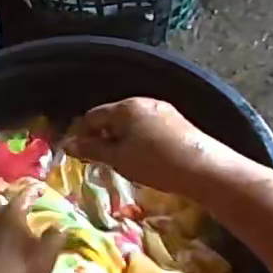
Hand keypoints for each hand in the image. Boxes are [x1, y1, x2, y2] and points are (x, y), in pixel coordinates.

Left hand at [0, 184, 67, 272]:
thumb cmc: (24, 267)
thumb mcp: (47, 251)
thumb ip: (55, 235)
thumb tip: (59, 225)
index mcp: (12, 215)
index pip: (23, 196)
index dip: (34, 191)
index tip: (42, 188)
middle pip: (8, 206)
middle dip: (20, 203)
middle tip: (31, 202)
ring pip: (0, 219)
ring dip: (11, 217)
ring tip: (23, 219)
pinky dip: (6, 230)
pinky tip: (12, 237)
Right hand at [61, 97, 249, 198]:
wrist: (206, 171)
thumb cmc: (154, 162)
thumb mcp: (117, 158)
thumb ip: (90, 149)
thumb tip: (66, 144)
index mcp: (125, 107)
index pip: (91, 117)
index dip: (80, 134)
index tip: (77, 153)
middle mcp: (143, 102)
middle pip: (111, 117)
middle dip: (101, 136)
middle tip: (97, 159)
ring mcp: (163, 111)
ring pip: (130, 123)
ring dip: (120, 139)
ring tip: (120, 160)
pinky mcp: (178, 123)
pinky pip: (147, 127)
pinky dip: (138, 140)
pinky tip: (142, 158)